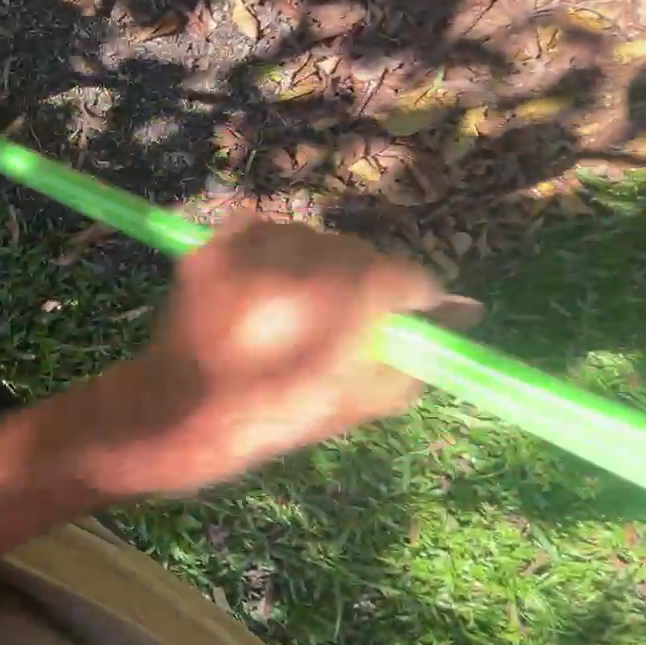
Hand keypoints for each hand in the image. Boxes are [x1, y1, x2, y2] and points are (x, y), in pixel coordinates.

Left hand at [139, 218, 451, 488]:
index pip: (405, 275)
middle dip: (361, 279)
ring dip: (313, 261)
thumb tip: (465, 312)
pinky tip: (266, 279)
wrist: (180, 410)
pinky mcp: (205, 251)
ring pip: (305, 236)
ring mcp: (242, 253)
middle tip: (344, 315)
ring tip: (298, 301)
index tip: (402, 317)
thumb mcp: (361, 398)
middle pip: (355, 252)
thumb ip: (418, 352)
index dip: (411, 299)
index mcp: (338, 301)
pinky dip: (267, 247)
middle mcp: (291, 264)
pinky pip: (254, 229)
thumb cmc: (272, 415)